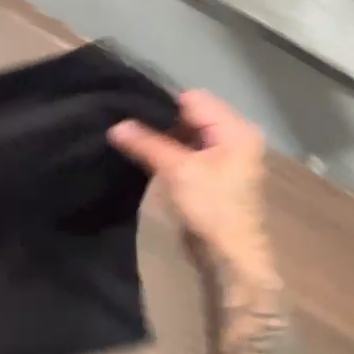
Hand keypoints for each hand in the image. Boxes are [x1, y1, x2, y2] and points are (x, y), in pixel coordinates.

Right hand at [108, 90, 276, 283]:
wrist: (231, 254)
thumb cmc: (211, 208)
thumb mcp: (176, 171)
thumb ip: (146, 144)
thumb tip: (116, 125)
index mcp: (236, 129)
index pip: (194, 99)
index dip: (164, 106)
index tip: (133, 115)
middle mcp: (237, 135)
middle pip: (193, 114)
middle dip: (164, 121)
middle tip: (132, 130)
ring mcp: (229, 154)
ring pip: (190, 132)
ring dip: (167, 137)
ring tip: (137, 143)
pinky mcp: (218, 170)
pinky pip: (192, 148)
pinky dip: (174, 150)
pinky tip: (152, 157)